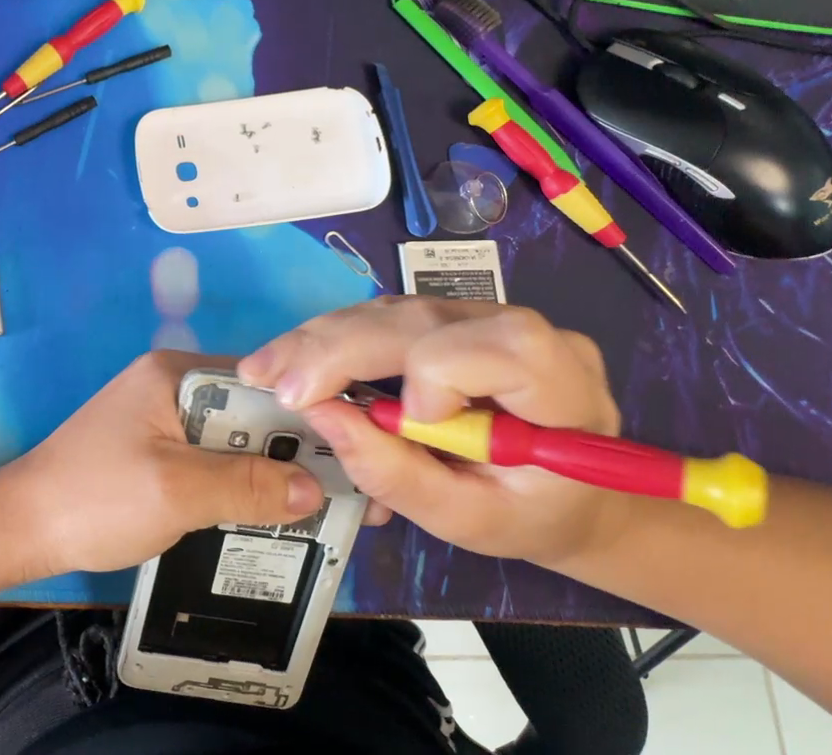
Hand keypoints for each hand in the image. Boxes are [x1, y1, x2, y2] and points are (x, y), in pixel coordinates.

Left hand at [0, 351, 325, 577]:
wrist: (23, 526)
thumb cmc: (96, 498)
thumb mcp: (177, 491)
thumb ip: (247, 485)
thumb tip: (315, 489)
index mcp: (176, 376)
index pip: (265, 384)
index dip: (314, 420)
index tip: (361, 457)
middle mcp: (173, 386)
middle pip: (255, 413)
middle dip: (300, 451)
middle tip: (355, 496)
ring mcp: (163, 418)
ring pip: (238, 440)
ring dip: (274, 473)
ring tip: (329, 510)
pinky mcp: (158, 449)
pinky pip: (216, 461)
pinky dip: (244, 484)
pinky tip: (274, 513)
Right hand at [237, 297, 626, 567]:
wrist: (566, 491)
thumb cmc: (529, 514)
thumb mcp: (470, 521)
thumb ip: (399, 476)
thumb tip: (322, 416)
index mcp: (561, 388)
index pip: (506, 345)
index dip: (444, 370)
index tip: (411, 420)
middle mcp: (521, 332)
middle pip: (421, 318)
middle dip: (339, 348)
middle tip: (272, 383)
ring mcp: (479, 317)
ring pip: (389, 310)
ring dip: (319, 338)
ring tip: (265, 371)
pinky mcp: (443, 318)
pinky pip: (379, 316)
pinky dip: (327, 338)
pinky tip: (290, 361)